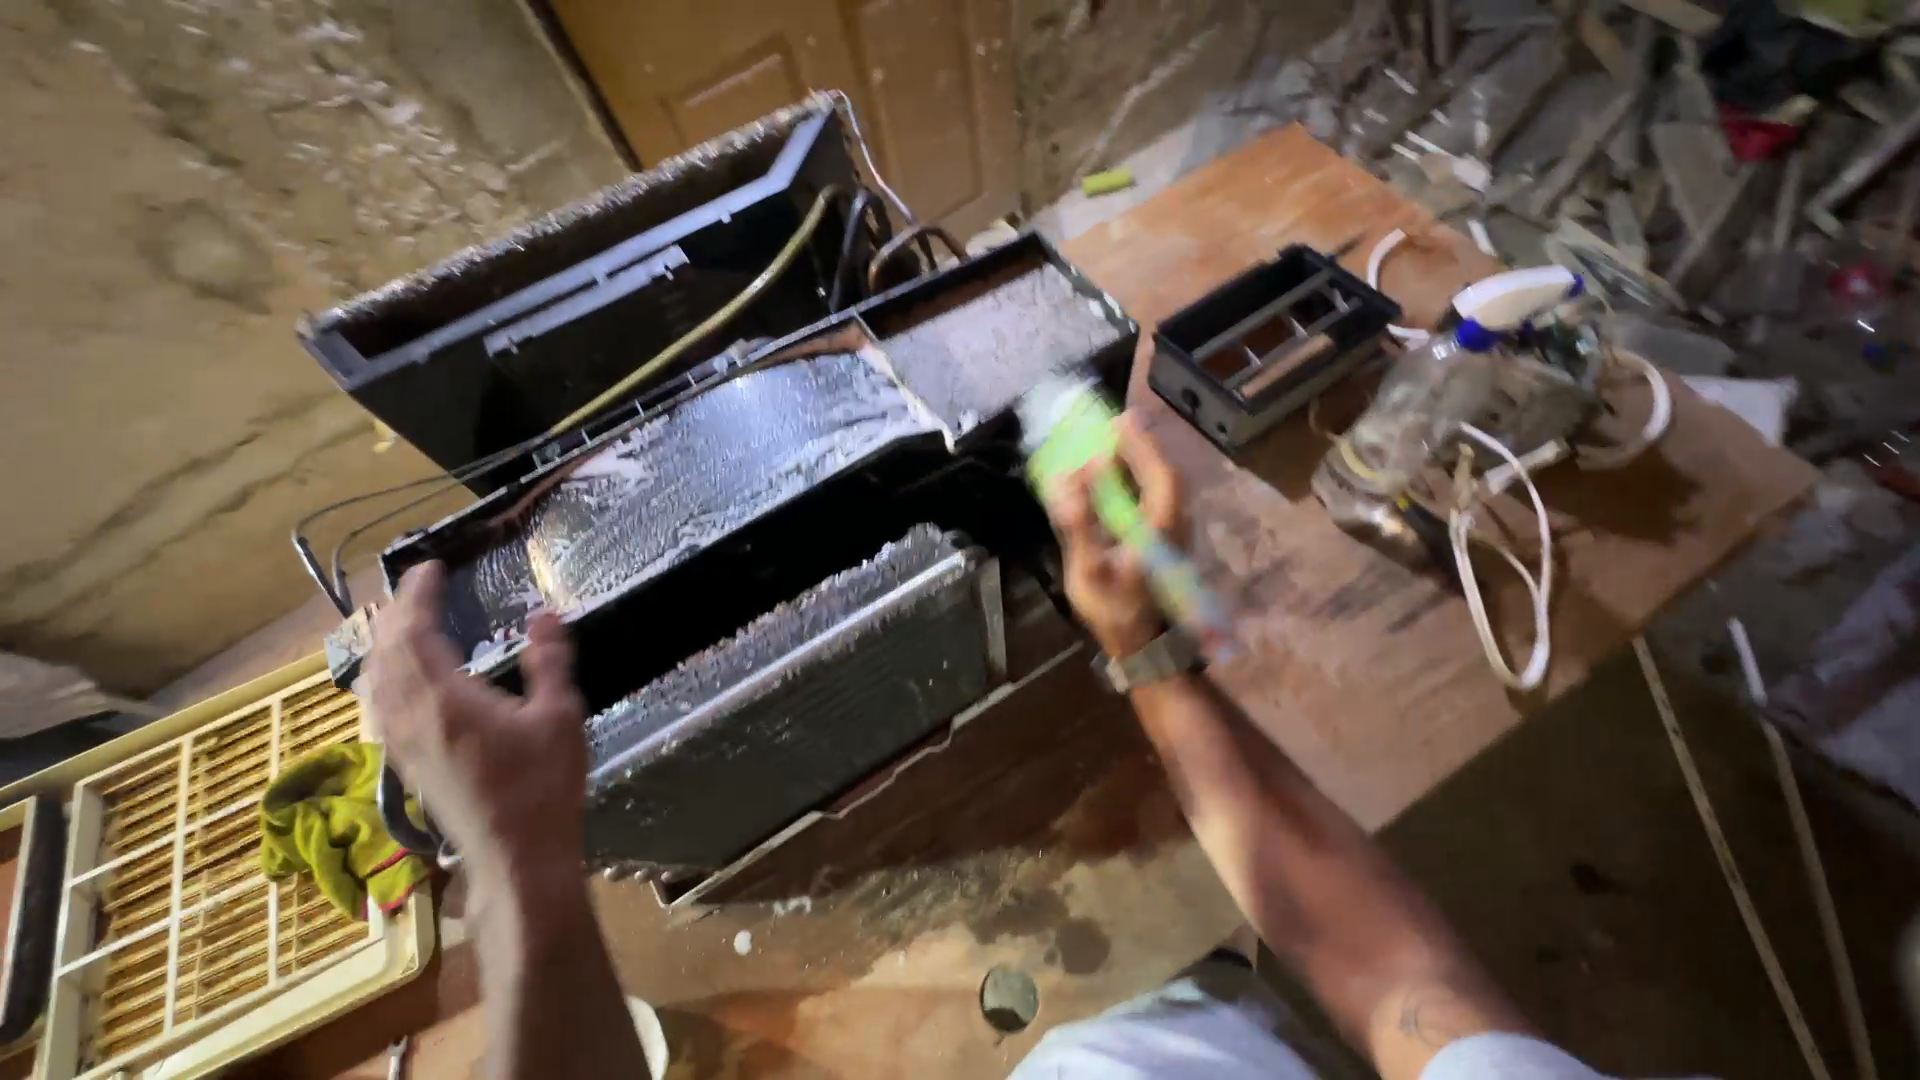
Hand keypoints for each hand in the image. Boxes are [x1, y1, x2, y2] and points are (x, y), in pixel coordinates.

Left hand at [363, 562, 587, 884]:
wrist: (516, 853)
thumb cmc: (542, 783)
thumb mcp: (560, 716)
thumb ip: (549, 662)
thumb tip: (544, 615)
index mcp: (444, 700)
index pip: (413, 633)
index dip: (417, 595)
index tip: (430, 568)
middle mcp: (409, 717)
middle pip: (382, 653)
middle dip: (393, 614)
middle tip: (416, 590)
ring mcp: (401, 744)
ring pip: (372, 682)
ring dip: (381, 645)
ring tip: (401, 625)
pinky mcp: (405, 764)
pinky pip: (377, 706)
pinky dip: (381, 676)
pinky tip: (397, 681)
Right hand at [1043, 412, 1185, 657]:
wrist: (1144, 646)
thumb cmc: (1116, 611)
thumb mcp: (1089, 571)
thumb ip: (1078, 525)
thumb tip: (1067, 480)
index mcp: (1161, 528)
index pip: (1159, 475)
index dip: (1141, 446)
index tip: (1119, 420)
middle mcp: (1174, 524)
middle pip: (1163, 474)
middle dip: (1140, 447)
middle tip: (1113, 424)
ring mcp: (1173, 532)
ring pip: (1162, 485)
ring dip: (1139, 462)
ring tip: (1112, 443)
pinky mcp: (1165, 540)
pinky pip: (1154, 498)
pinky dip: (1138, 480)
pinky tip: (1118, 477)